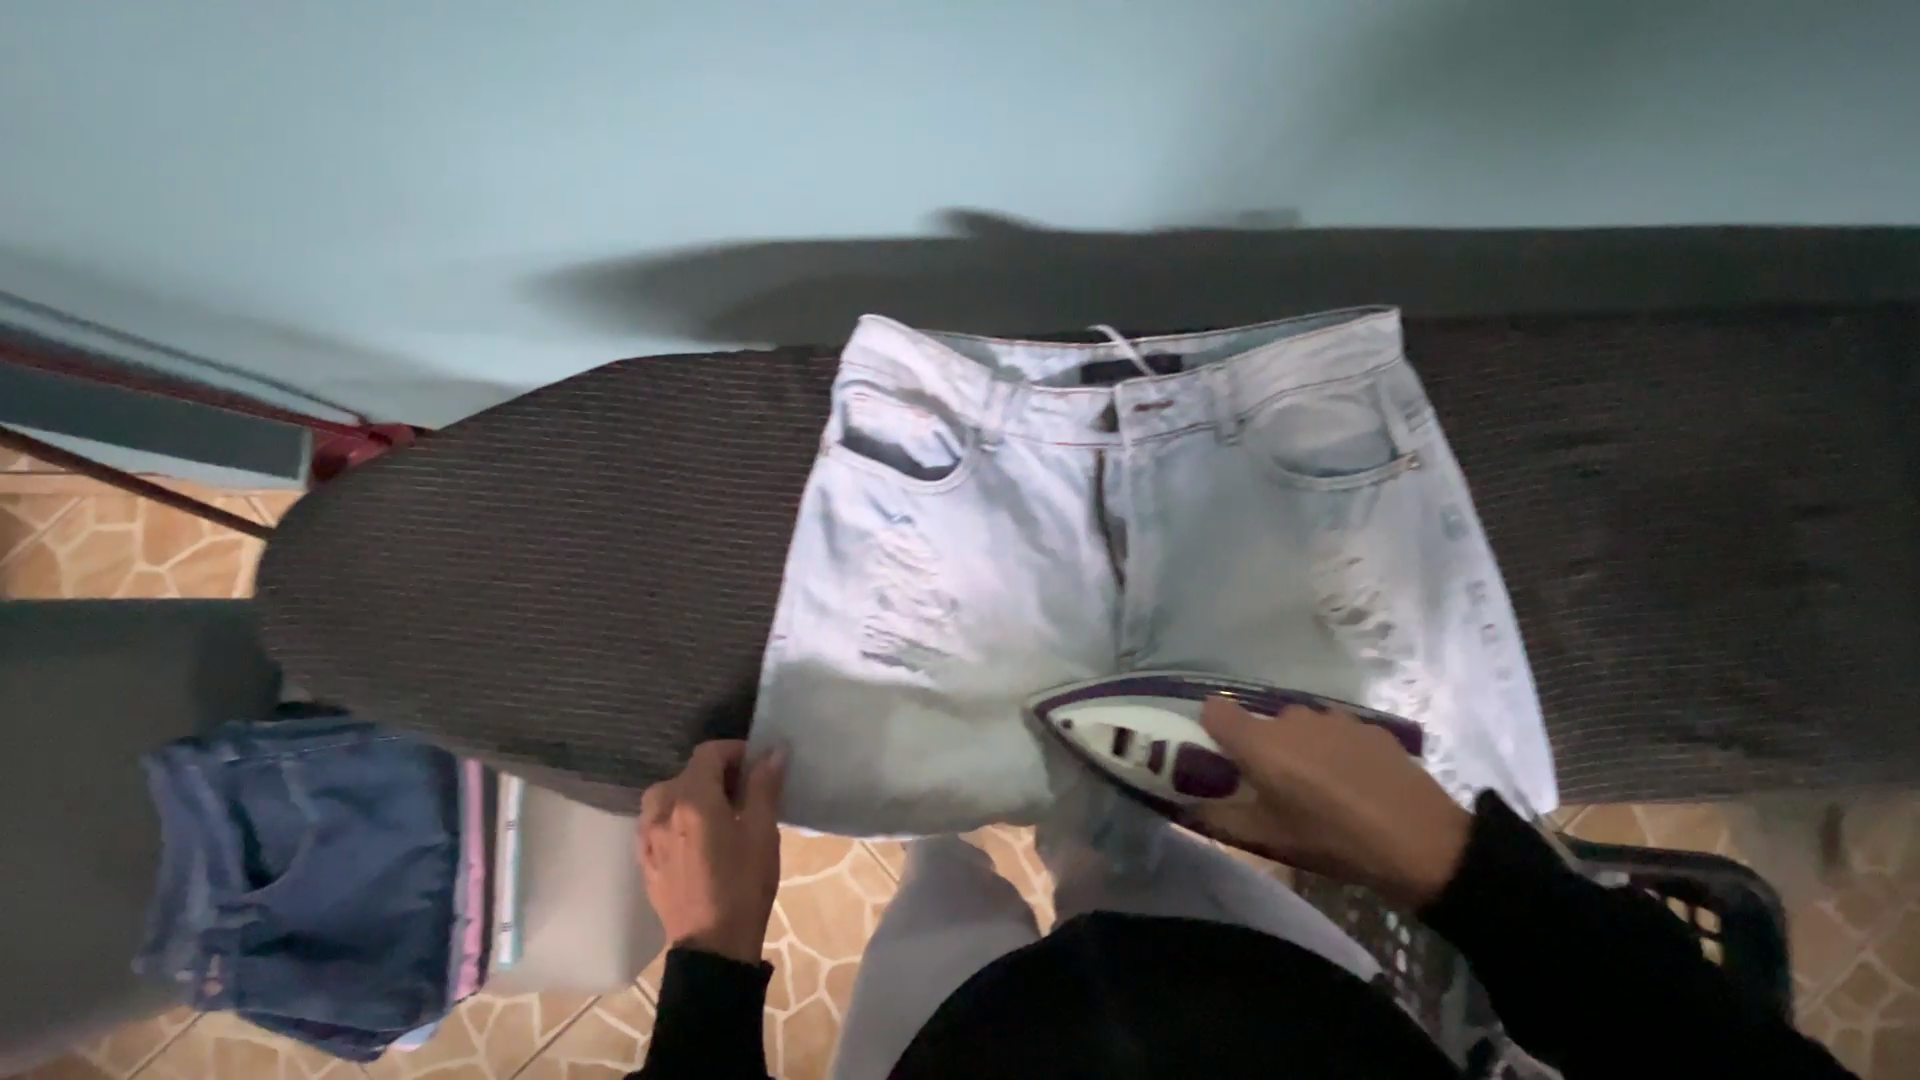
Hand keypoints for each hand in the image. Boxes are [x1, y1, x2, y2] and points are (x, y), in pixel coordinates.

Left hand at [638, 741, 786, 964]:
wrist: (713, 946)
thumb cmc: (744, 884)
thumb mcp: (763, 831)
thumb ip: (764, 785)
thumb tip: (773, 751)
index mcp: (692, 799)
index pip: (708, 754)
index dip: (735, 751)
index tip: (757, 766)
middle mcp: (662, 811)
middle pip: (686, 774)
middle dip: (714, 775)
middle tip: (742, 793)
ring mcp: (647, 838)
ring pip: (666, 798)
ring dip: (691, 795)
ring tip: (718, 816)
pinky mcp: (645, 861)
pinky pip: (657, 824)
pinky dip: (676, 819)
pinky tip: (697, 840)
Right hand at [1192, 697, 1471, 908]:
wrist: (1424, 842)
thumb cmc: (1334, 840)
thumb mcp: (1269, 840)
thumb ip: (1219, 818)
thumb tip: (1186, 808)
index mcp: (1259, 742)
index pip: (1214, 710)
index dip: (1212, 732)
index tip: (1222, 761)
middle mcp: (1290, 717)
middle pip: (1259, 724)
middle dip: (1260, 750)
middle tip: (1275, 789)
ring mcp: (1332, 717)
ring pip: (1299, 727)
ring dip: (1299, 749)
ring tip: (1320, 788)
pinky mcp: (1367, 725)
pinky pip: (1333, 732)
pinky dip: (1333, 750)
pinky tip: (1354, 783)